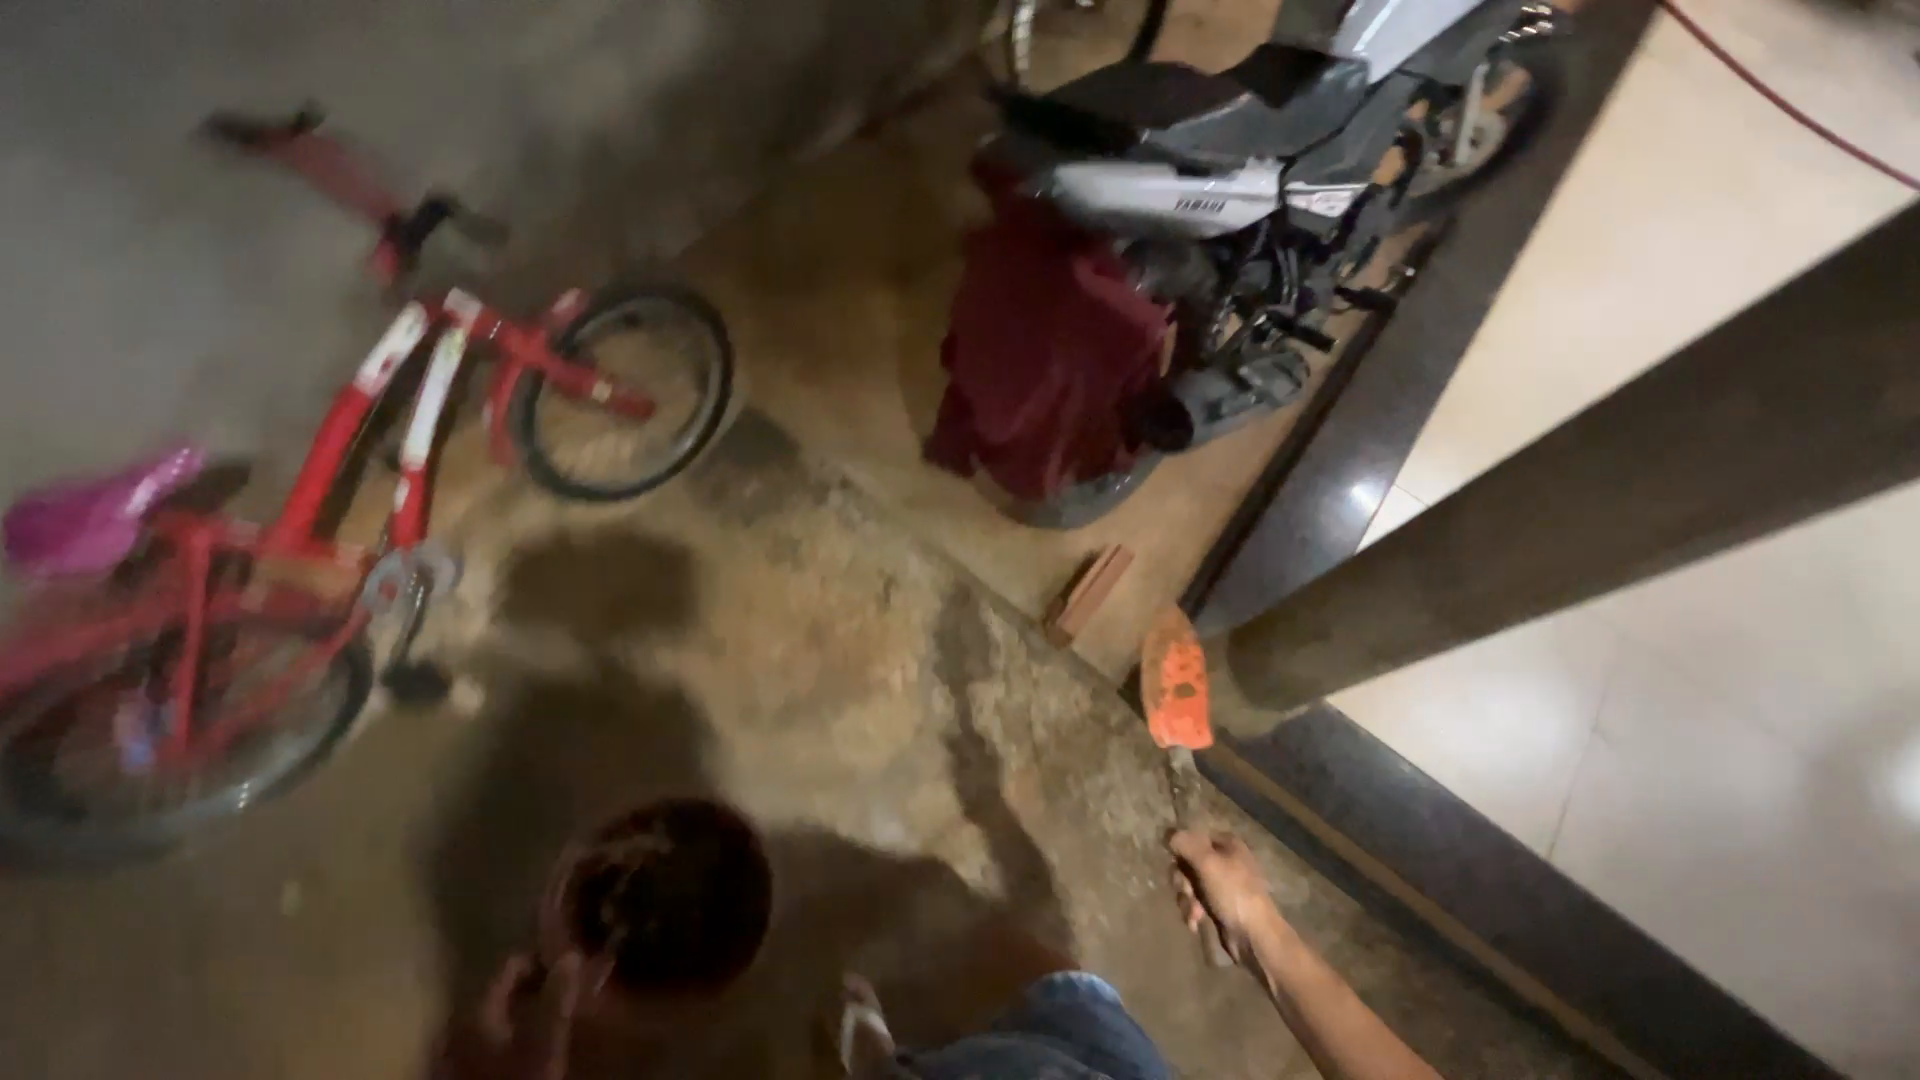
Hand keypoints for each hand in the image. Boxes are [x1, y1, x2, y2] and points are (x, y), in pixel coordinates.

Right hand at [1168, 829, 1281, 962]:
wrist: (1255, 937)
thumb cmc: (1234, 893)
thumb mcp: (1208, 862)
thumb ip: (1185, 843)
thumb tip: (1167, 834)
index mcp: (1227, 844)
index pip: (1192, 838)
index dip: (1181, 852)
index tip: (1178, 865)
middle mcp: (1224, 861)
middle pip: (1187, 862)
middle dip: (1183, 881)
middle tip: (1187, 892)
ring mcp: (1221, 885)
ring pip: (1188, 884)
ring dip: (1186, 899)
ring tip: (1195, 914)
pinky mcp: (1218, 906)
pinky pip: (1195, 902)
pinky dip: (1192, 912)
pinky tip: (1196, 923)